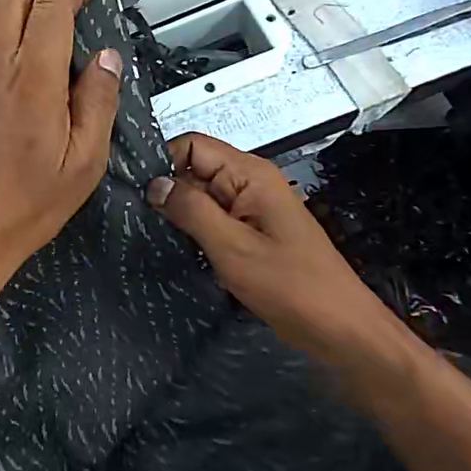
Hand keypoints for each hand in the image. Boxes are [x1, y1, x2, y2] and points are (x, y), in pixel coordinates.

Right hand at [146, 132, 390, 357]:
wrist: (336, 325)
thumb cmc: (289, 284)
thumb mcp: (233, 247)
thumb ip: (192, 210)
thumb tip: (154, 184)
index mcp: (250, 174)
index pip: (193, 145)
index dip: (163, 163)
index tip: (133, 192)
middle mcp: (251, 183)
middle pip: (196, 170)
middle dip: (168, 192)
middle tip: (135, 220)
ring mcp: (252, 209)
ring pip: (203, 198)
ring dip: (181, 215)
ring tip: (150, 236)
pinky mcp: (252, 234)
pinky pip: (216, 221)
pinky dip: (197, 233)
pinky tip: (178, 250)